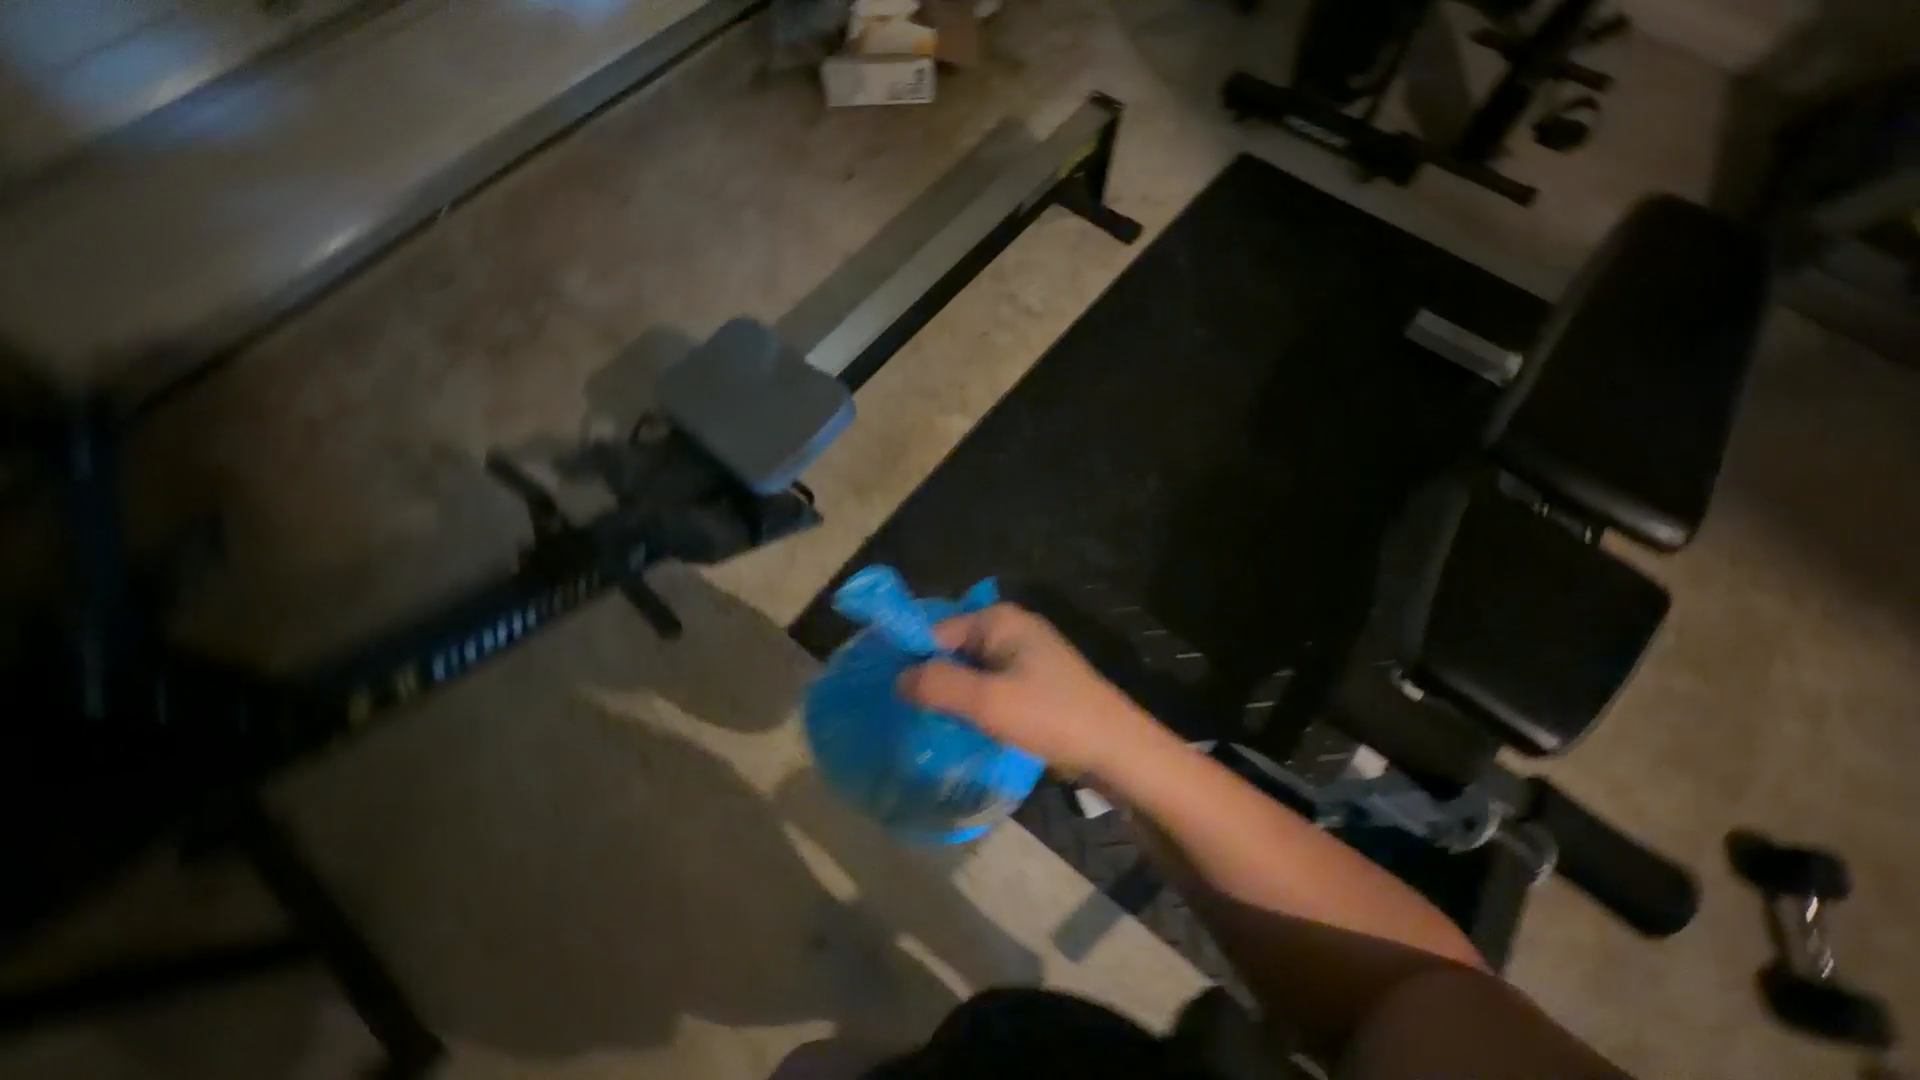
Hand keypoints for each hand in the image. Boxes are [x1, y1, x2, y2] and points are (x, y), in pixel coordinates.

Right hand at [895, 604, 1165, 776]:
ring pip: (972, 672)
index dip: (912, 659)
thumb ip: (938, 685)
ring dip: (954, 696)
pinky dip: (975, 706)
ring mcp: (1026, 658)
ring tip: (929, 725)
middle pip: (953, 649)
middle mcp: (1012, 630)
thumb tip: (897, 678)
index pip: (936, 630)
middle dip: (932, 678)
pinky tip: (963, 730)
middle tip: (907, 715)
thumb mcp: (987, 702)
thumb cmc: (1051, 717)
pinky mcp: (1036, 685)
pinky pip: (991, 688)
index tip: (890, 695)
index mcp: (999, 620)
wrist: (1117, 751)